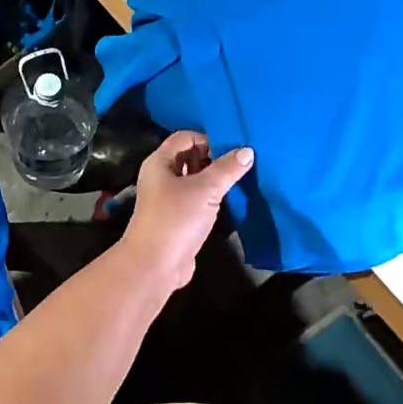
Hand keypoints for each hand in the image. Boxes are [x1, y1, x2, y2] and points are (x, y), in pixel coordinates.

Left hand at [120, 131, 252, 291]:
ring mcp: (168, 198)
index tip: (233, 147)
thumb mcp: (206, 189)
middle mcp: (161, 177)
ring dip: (215, 179)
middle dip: (214, 158)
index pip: (185, 137)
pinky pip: (197, 199)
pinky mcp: (177, 217)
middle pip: (190, 157)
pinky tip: (230, 200)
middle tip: (240, 162)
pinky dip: (211, 197)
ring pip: (195, 180)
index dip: (208, 138)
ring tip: (240, 179)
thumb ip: (228, 168)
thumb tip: (247, 150)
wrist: (155, 265)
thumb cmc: (176, 218)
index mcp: (160, 162)